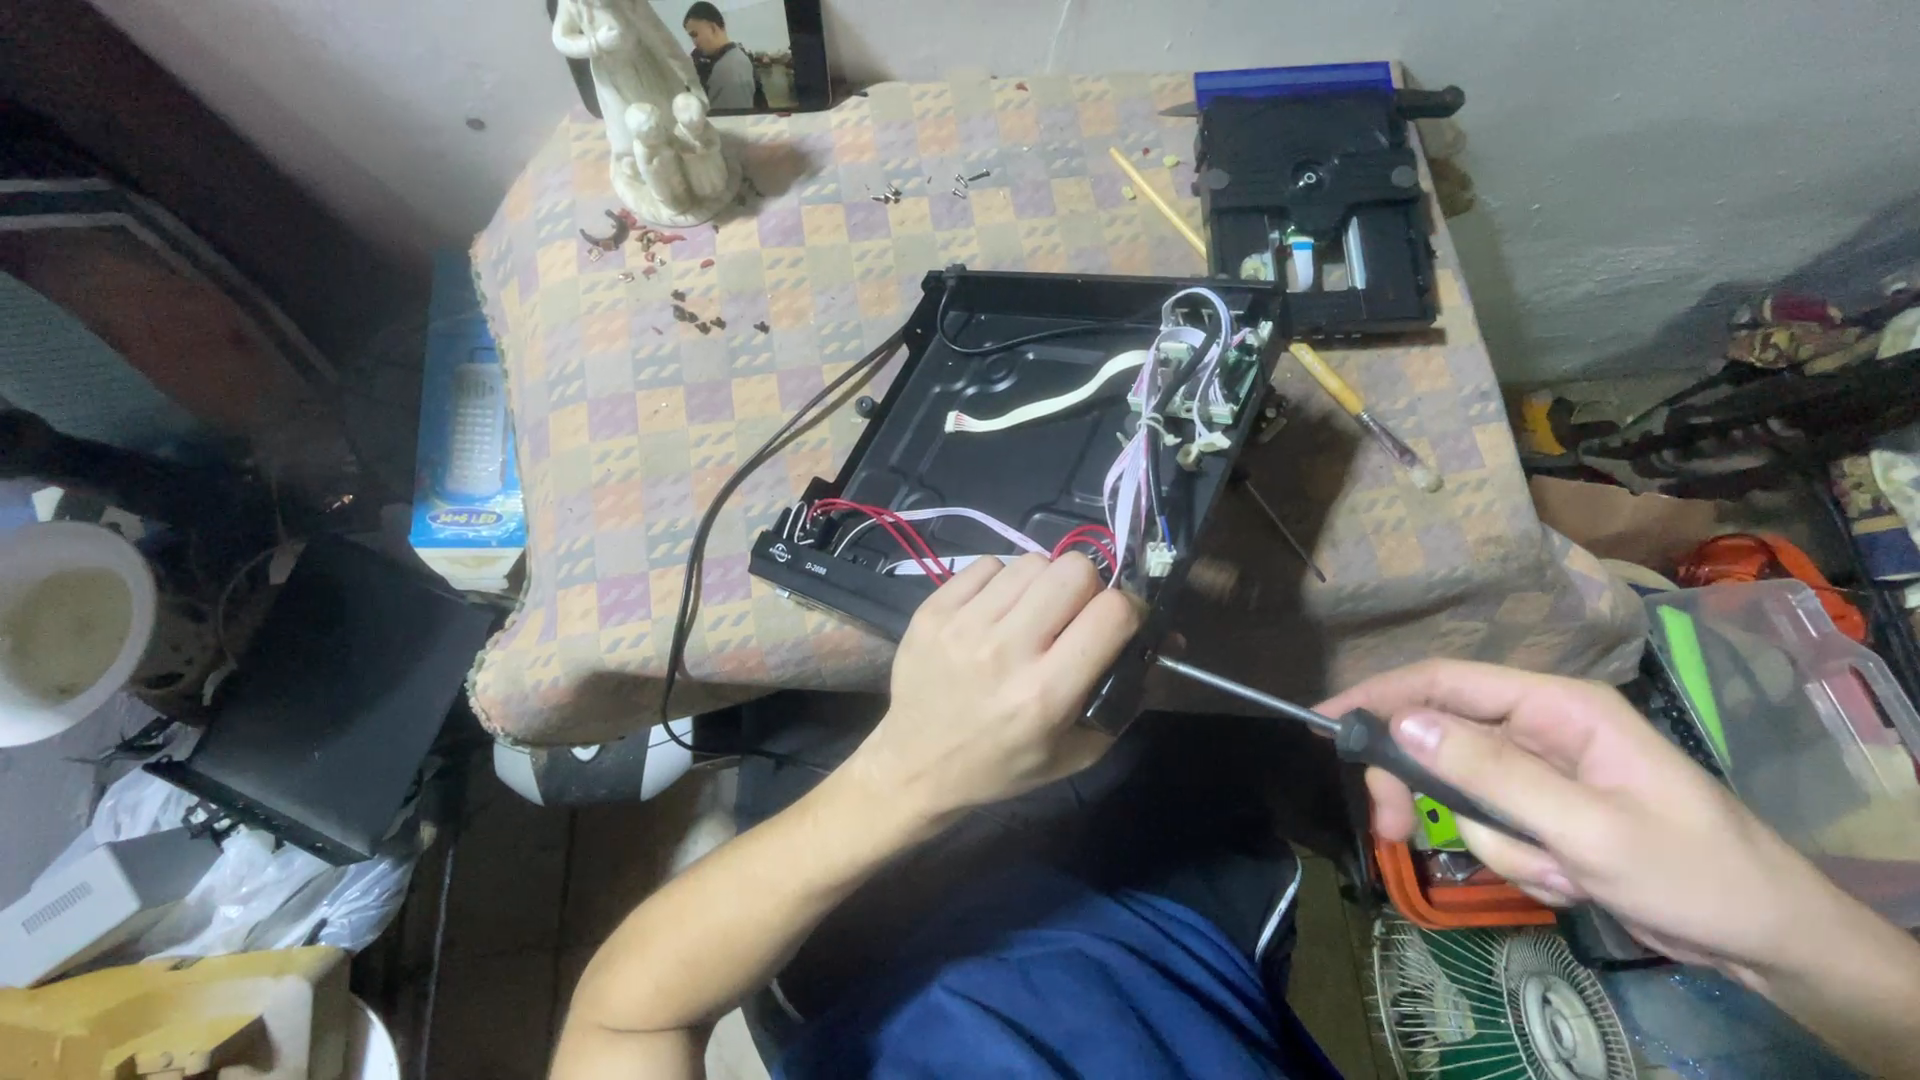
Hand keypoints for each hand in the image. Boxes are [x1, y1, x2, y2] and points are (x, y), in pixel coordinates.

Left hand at [847, 554, 1140, 822]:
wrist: (916, 765)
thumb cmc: (1004, 764)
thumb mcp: (1078, 750)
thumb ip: (1127, 694)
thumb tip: (1167, 638)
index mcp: (1045, 694)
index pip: (1112, 612)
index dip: (1129, 608)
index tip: (1121, 621)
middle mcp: (1004, 652)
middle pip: (1073, 569)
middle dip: (1087, 586)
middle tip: (1074, 613)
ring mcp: (962, 627)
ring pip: (1031, 561)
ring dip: (1043, 583)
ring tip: (1031, 614)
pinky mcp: (931, 611)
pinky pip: (987, 564)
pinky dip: (1001, 582)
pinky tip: (995, 612)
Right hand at [1321, 660, 1883, 982]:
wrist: (1771, 943)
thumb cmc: (1696, 872)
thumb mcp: (1591, 829)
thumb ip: (1494, 774)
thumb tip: (1403, 724)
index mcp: (1556, 706)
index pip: (1443, 682)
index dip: (1378, 695)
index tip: (1325, 723)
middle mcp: (1539, 728)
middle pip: (1439, 739)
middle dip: (1421, 789)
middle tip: (1391, 830)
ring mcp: (1539, 772)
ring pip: (1463, 795)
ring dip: (1497, 843)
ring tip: (1560, 872)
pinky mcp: (1541, 812)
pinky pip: (1491, 828)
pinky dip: (1518, 861)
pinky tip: (1570, 878)